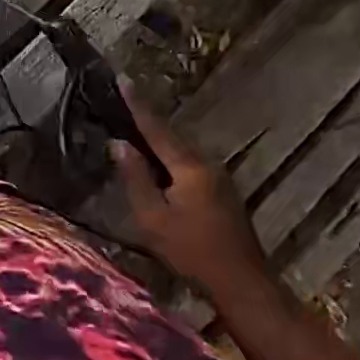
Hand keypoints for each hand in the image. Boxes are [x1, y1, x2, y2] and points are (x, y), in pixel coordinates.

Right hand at [109, 82, 265, 287]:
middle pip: (171, 136)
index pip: (157, 128)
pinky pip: (188, 164)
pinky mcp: (221, 191)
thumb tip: (118, 143)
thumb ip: (135, 178)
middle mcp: (207, 163)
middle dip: (146, 120)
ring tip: (132, 132)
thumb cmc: (191, 251)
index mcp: (190, 167)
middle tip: (122, 104)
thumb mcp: (153, 217)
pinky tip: (156, 166)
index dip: (138, 104)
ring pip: (181, 151)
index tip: (123, 78)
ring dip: (157, 141)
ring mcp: (218, 177)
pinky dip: (169, 159)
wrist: (241, 281)